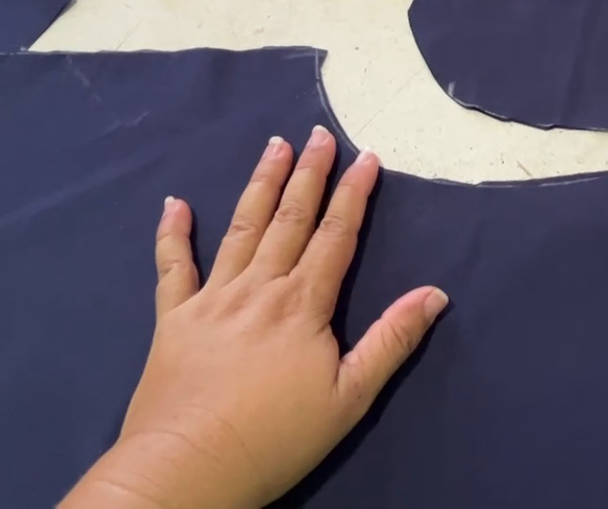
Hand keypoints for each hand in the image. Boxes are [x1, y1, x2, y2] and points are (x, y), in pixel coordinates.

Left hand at [62, 126, 448, 508]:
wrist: (185, 476)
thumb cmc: (275, 437)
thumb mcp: (350, 397)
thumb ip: (392, 340)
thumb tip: (435, 293)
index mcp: (303, 303)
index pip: (336, 234)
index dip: (354, 193)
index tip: (366, 155)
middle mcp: (261, 287)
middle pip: (290, 218)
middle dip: (309, 172)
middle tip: (319, 132)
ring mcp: (213, 298)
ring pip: (242, 227)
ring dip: (261, 183)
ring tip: (274, 145)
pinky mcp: (174, 319)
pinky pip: (173, 268)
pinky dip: (172, 234)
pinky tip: (175, 203)